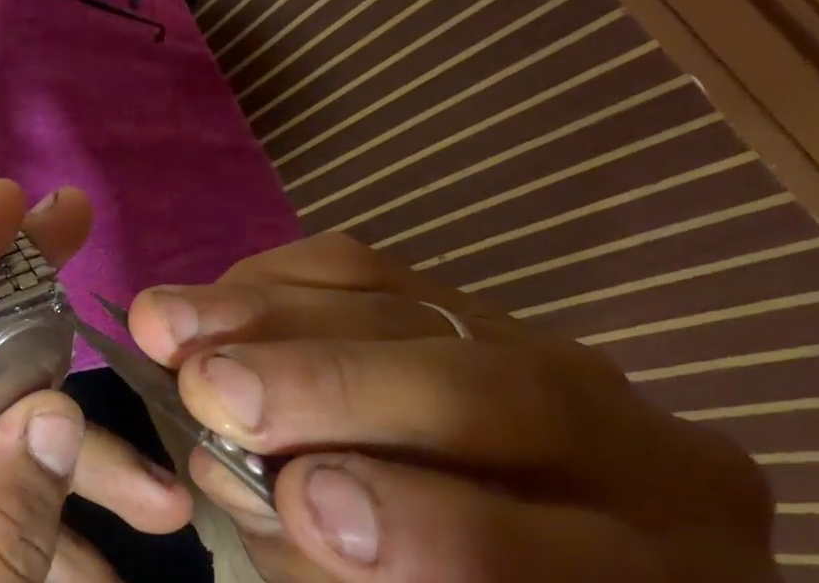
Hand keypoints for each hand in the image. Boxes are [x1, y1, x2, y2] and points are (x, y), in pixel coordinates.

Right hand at [125, 232, 776, 581]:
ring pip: (413, 308)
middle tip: (210, 390)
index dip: (427, 523)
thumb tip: (252, 479)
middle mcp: (624, 448)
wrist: (479, 510)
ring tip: (165, 326)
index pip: (558, 552)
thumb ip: (340, 565)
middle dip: (330, 383)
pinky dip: (272, 280)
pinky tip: (205, 301)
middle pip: (493, 392)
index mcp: (653, 574)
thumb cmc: (434, 581)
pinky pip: (363, 267)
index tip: (301, 499)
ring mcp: (536, 350)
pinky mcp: (448, 295)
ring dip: (269, 313)